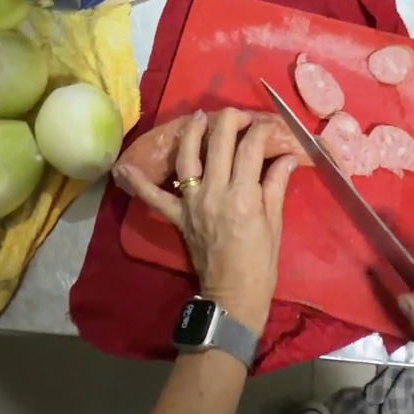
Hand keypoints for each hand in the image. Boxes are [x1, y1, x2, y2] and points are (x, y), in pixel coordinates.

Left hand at [114, 109, 302, 335]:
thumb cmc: (260, 264)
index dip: (260, 130)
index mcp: (243, 195)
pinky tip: (125, 168)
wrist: (233, 299)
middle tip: (238, 115)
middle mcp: (215, 192)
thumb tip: (289, 156)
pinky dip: (140, 183)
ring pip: (187, 157)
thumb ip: (277, 185)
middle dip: (230, 120)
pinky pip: (155, 198)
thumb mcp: (275, 224)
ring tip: (199, 115)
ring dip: (192, 131)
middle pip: (219, 142)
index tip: (268, 125)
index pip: (250, 148)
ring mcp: (192, 203)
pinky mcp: (178, 217)